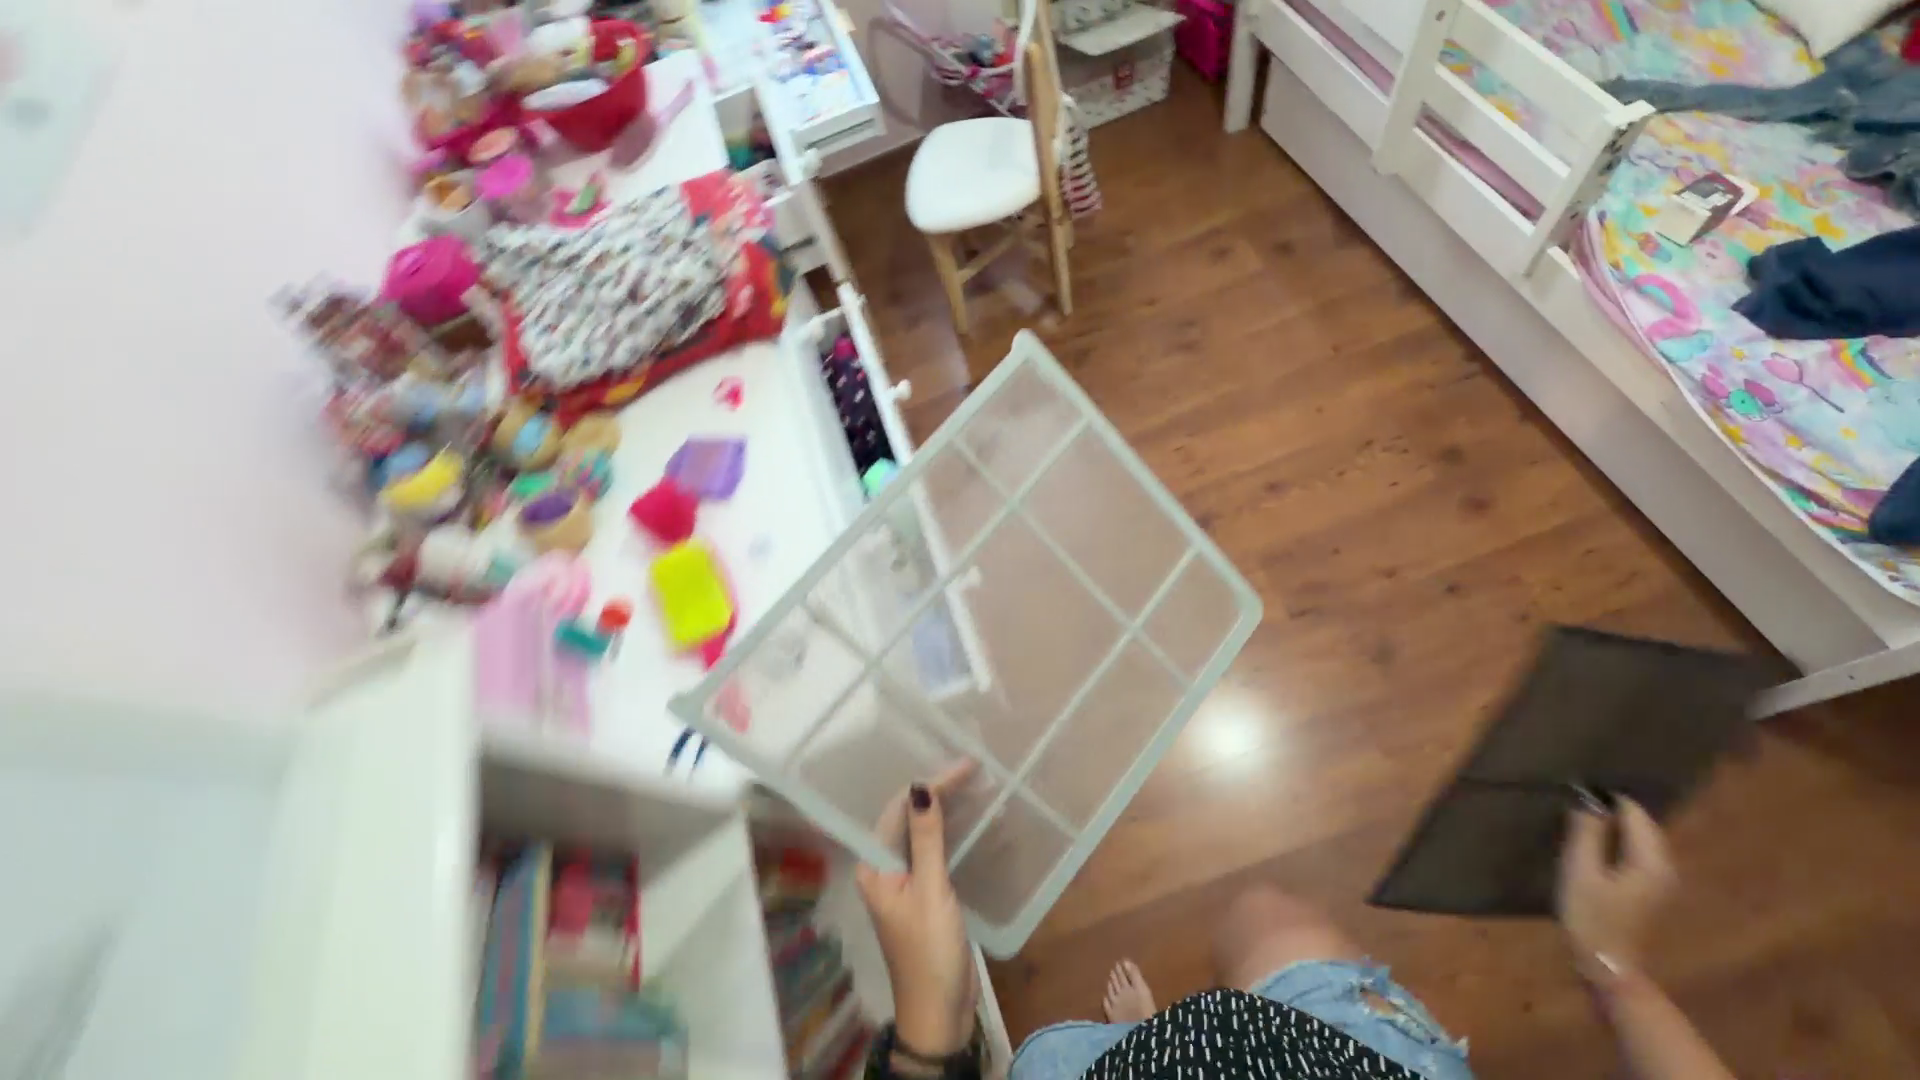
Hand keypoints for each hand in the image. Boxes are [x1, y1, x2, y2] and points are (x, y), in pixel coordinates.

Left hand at [856, 764, 978, 1057]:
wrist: (939, 1012)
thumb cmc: (930, 951)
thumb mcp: (931, 891)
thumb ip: (927, 839)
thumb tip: (919, 788)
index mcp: (874, 868)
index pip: (899, 812)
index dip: (930, 786)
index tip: (964, 766)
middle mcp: (884, 871)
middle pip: (909, 820)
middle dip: (938, 794)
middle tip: (974, 770)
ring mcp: (904, 884)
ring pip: (923, 836)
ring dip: (947, 813)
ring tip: (976, 788)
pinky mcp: (924, 896)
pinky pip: (935, 855)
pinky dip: (953, 837)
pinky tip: (973, 825)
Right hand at [1557, 797, 1677, 979]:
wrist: (1608, 965)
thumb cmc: (1591, 917)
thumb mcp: (1580, 872)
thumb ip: (1586, 834)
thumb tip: (1587, 802)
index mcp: (1650, 861)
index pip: (1635, 814)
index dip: (1608, 798)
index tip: (1580, 786)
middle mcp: (1664, 867)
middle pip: (1644, 827)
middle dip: (1615, 810)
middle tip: (1579, 797)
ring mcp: (1660, 881)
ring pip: (1642, 841)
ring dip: (1617, 826)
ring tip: (1584, 815)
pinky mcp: (1650, 891)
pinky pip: (1638, 854)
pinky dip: (1620, 842)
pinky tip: (1596, 843)